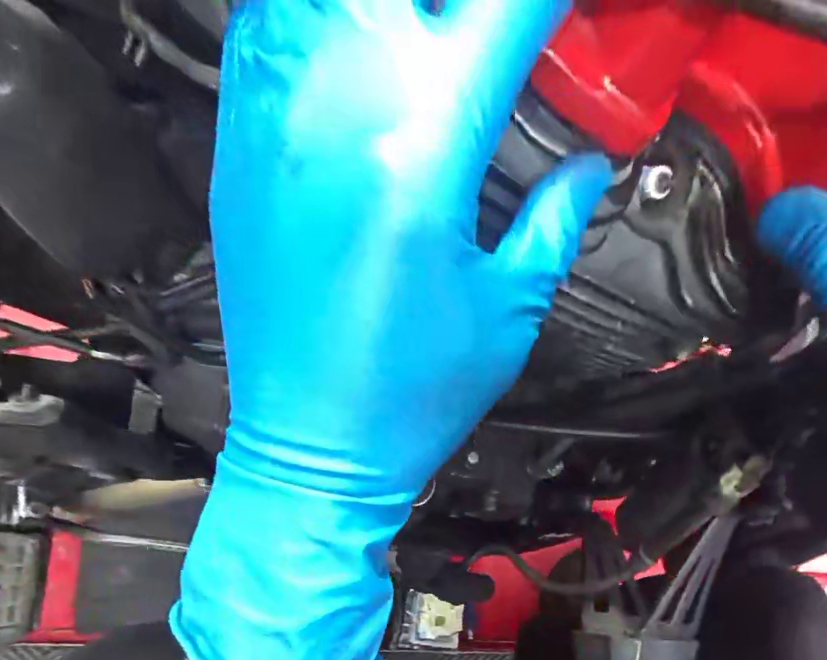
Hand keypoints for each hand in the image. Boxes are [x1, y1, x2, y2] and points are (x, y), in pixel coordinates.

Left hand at [175, 0, 611, 659]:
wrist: (313, 447)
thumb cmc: (405, 397)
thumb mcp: (506, 314)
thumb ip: (552, 223)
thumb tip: (587, 169)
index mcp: (424, 160)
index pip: (499, 19)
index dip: (545, 3)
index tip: (567, 10)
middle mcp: (339, 114)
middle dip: (469, 10)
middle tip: (500, 35)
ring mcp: (274, 119)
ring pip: (334, 0)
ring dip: (401, 15)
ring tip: (436, 41)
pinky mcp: (240, 145)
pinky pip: (271, 24)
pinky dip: (327, 22)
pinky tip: (365, 48)